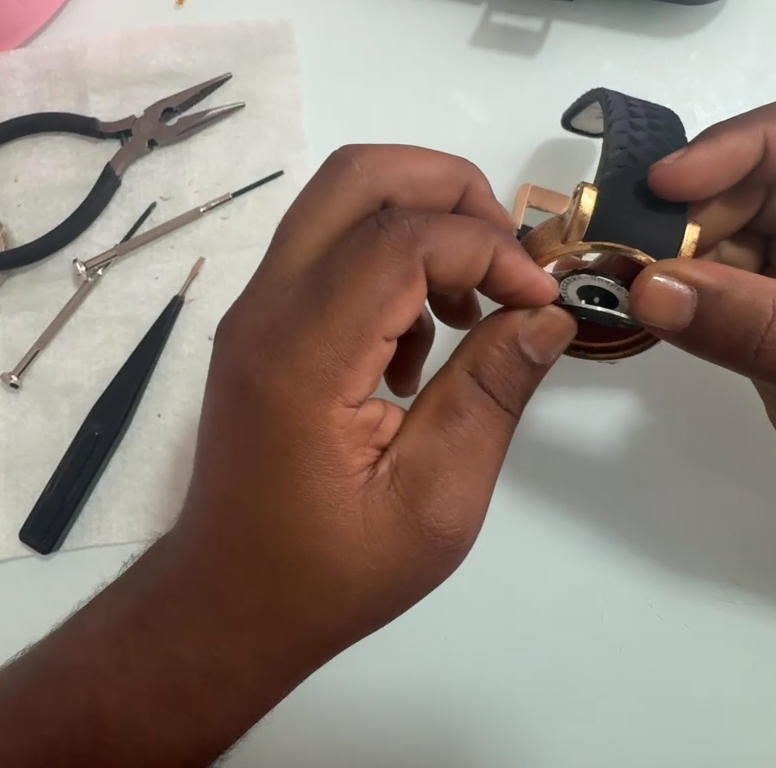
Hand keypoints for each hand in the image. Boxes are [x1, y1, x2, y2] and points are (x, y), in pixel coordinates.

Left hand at [161, 145, 576, 662]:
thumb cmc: (328, 570)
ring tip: (460, 313)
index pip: (400, 240)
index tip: (537, 299)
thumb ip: (491, 394)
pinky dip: (391, 259)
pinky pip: (332, 243)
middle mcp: (267, 307)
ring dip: (422, 224)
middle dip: (451, 190)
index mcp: (302, 356)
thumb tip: (547, 312)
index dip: (486, 250)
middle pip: (359, 176)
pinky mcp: (263, 317)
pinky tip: (413, 348)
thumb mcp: (434, 502)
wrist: (228, 598)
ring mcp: (257, 306)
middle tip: (503, 259)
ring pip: (343, 198)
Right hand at [627, 93, 775, 545]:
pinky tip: (650, 302)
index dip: (747, 144)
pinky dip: (678, 287)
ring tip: (631, 277)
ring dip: (677, 246)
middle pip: (761, 175)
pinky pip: (715, 279)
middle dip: (696, 205)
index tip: (670, 184)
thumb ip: (760, 327)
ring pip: (728, 224)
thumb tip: (646, 287)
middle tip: (636, 249)